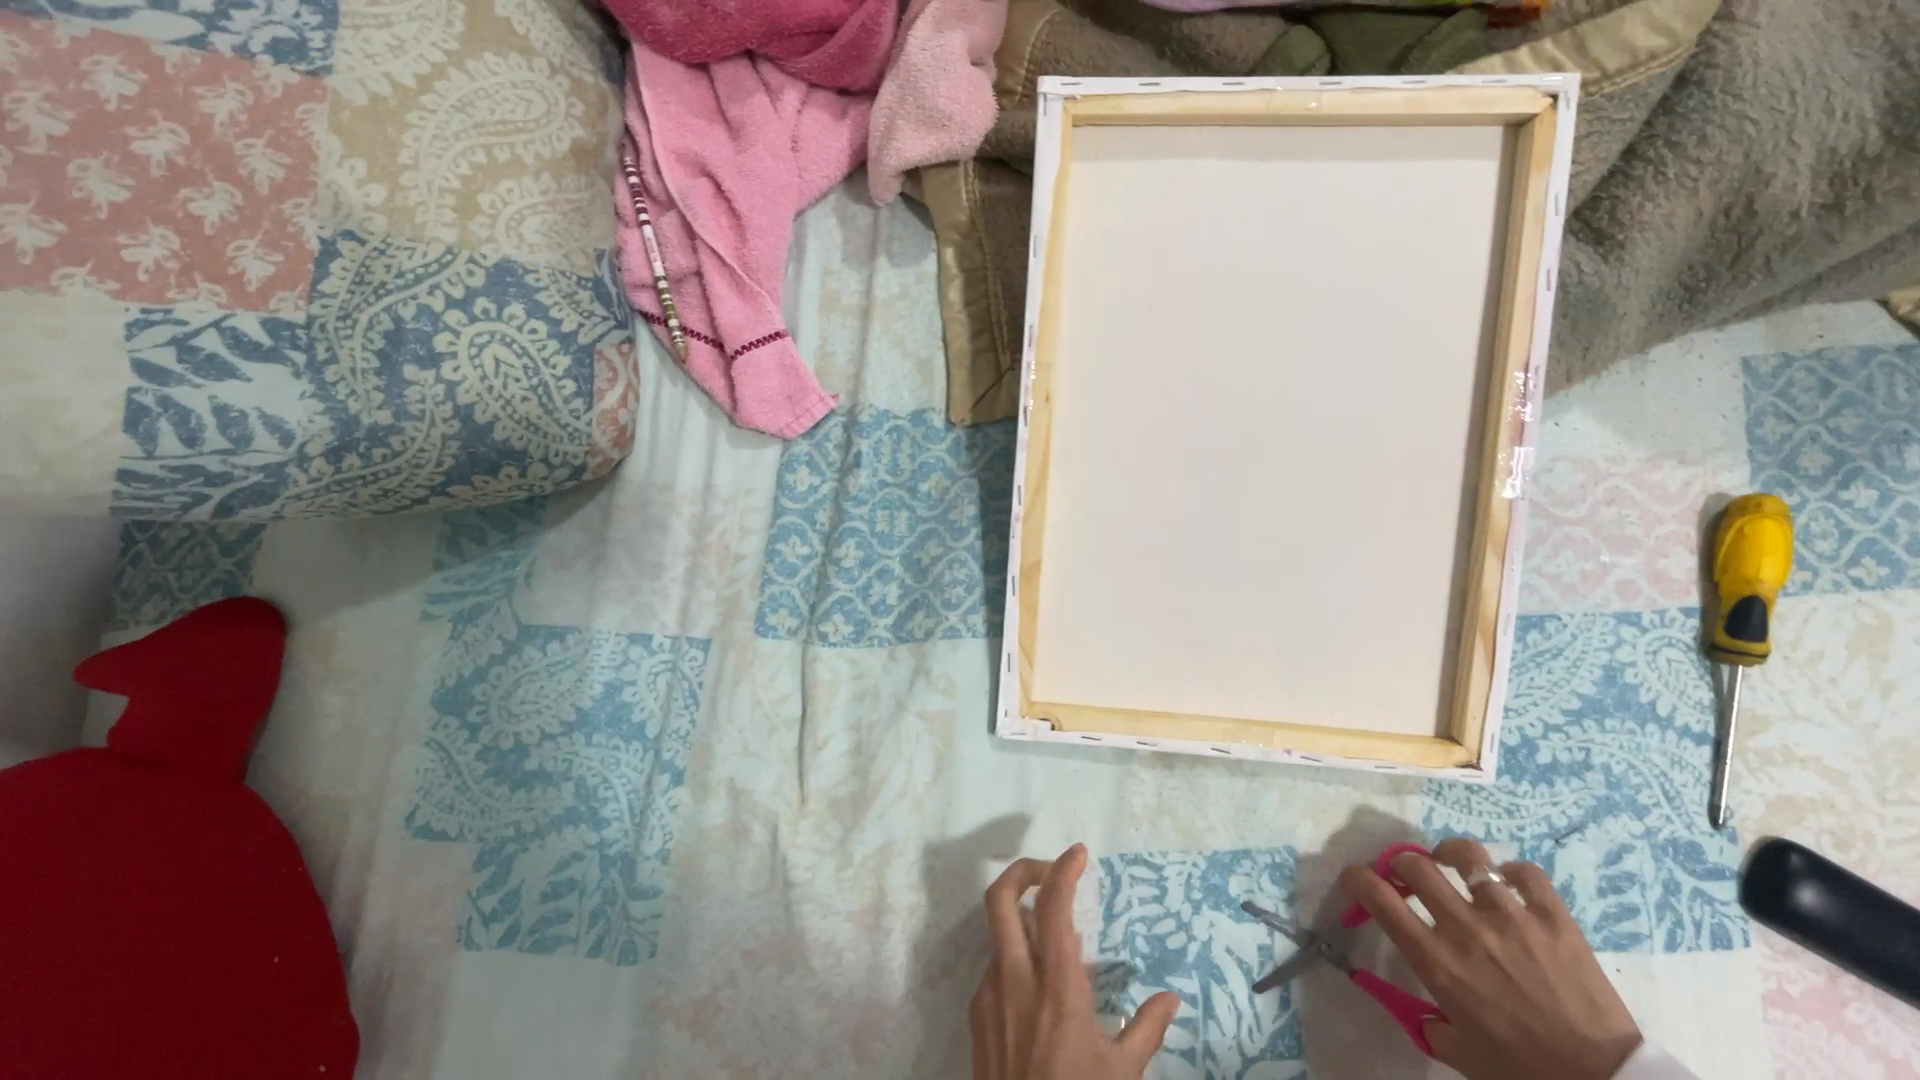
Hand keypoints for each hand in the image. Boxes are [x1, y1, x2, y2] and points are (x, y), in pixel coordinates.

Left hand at [972, 844, 1180, 1079]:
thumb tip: (1171, 999)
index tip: (1079, 853)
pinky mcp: (975, 1014)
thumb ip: (1146, 1029)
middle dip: (1023, 870)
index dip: (1065, 869)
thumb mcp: (1122, 1073)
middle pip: (1001, 899)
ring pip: (998, 933)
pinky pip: (995, 967)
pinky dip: (1016, 957)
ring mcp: (989, 994)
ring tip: (1055, 936)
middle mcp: (1016, 979)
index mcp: (1058, 987)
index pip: (1055, 907)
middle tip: (1051, 870)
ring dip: (1023, 920)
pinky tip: (1039, 983)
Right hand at [1339, 838, 1642, 1079]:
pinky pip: (1525, 872)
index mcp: (1435, 961)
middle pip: (1416, 865)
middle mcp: (1465, 929)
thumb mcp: (1460, 1053)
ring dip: (1451, 856)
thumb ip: (1431, 1025)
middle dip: (1402, 864)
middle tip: (1408, 876)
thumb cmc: (1522, 1070)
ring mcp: (1511, 917)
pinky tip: (1509, 883)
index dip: (1357, 878)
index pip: (1378, 898)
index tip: (1357, 879)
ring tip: (1453, 864)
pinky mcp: (1554, 917)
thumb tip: (1420, 1012)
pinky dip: (1511, 871)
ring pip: (1468, 857)